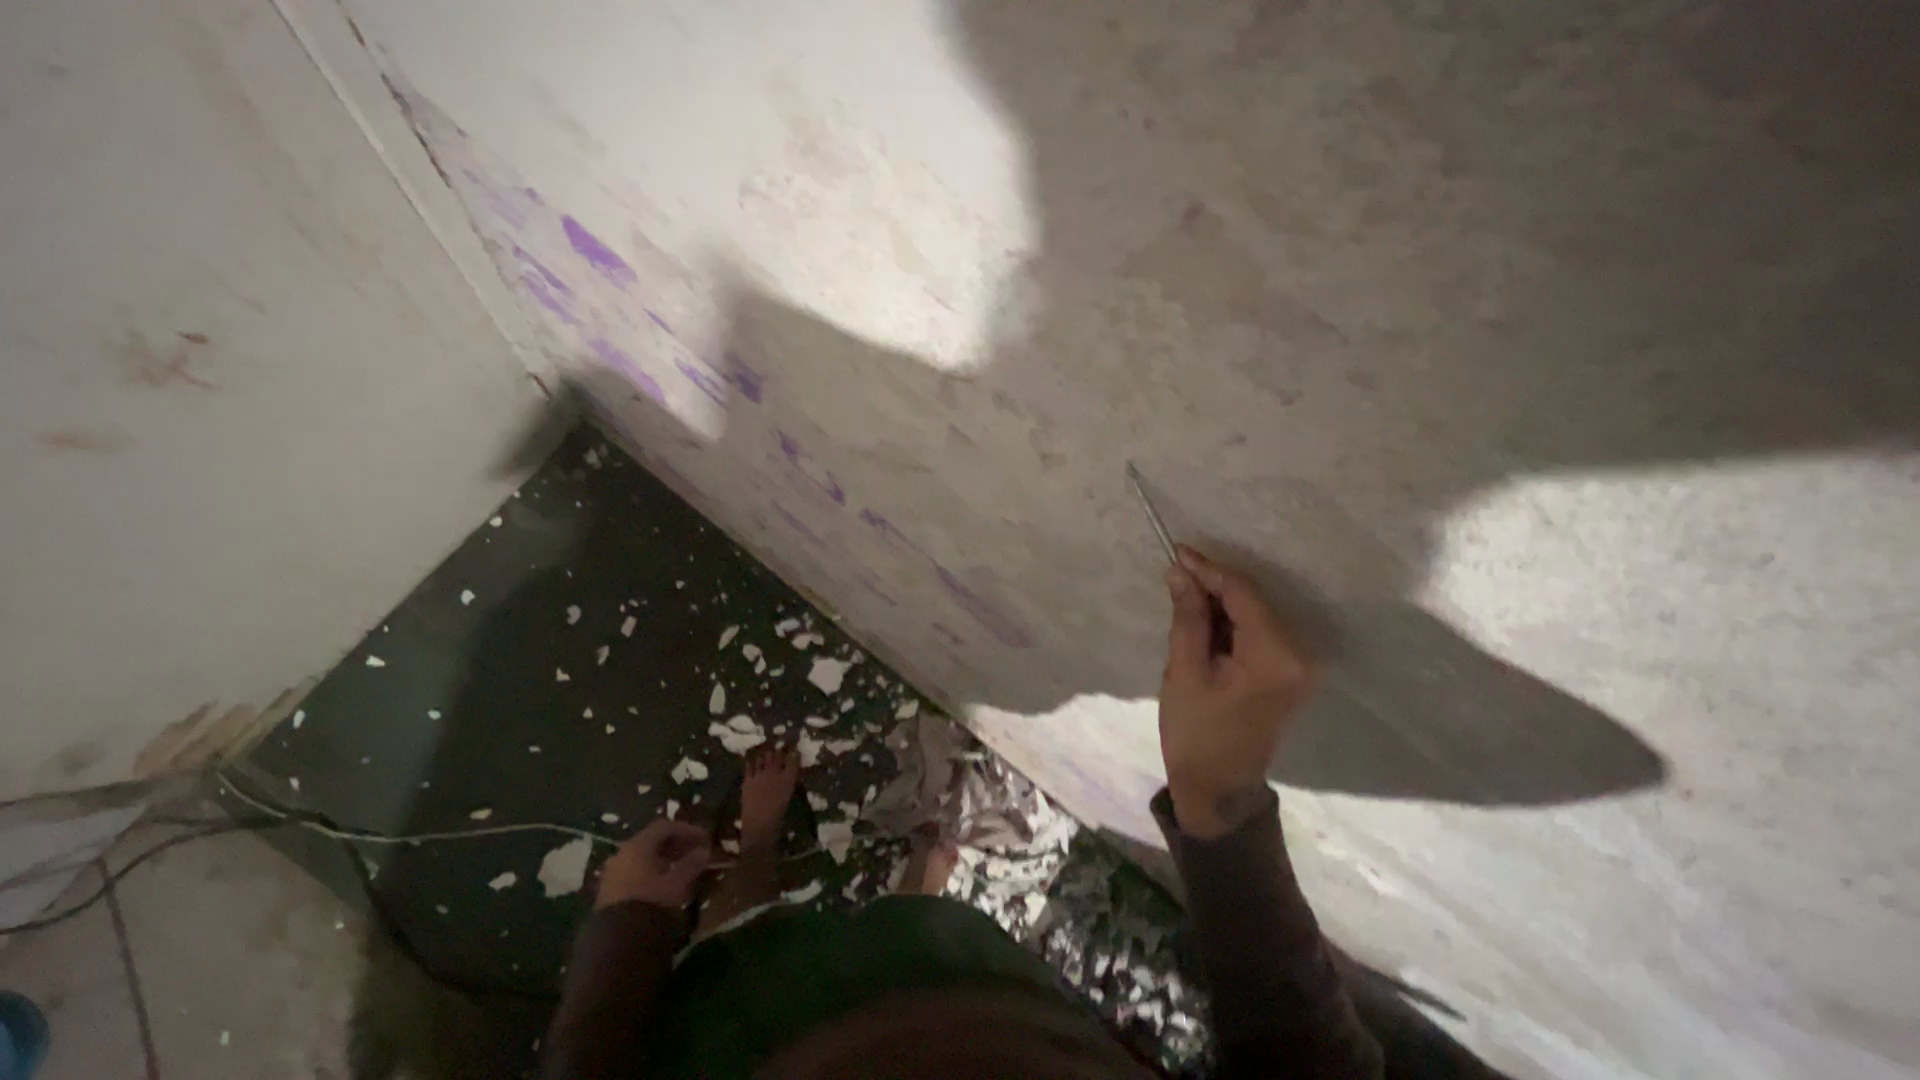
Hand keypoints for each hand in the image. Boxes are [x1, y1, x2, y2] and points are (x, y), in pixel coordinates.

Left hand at [594, 819, 712, 910]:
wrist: (618, 936)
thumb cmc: (651, 900)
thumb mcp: (677, 883)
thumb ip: (691, 864)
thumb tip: (704, 851)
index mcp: (639, 845)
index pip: (665, 827)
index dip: (687, 830)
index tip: (704, 839)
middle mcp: (623, 853)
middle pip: (652, 840)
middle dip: (676, 844)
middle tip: (694, 852)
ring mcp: (614, 871)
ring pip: (642, 856)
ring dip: (664, 858)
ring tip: (681, 868)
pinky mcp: (609, 889)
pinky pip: (634, 870)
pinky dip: (651, 870)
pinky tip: (663, 882)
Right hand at [1159, 545, 1317, 837]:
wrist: (1217, 786)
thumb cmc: (1195, 732)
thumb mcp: (1184, 671)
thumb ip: (1188, 617)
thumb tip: (1182, 572)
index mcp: (1275, 657)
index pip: (1244, 595)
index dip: (1210, 571)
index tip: (1178, 552)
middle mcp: (1298, 656)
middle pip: (1254, 602)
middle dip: (1214, 586)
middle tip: (1175, 576)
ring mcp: (1299, 666)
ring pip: (1256, 614)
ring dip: (1222, 604)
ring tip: (1184, 599)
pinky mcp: (1290, 673)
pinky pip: (1260, 633)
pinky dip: (1233, 624)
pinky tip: (1205, 622)